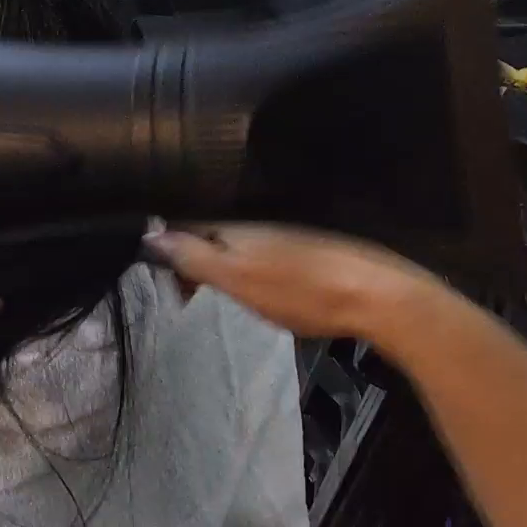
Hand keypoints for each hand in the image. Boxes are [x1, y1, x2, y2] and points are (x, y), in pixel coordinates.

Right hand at [144, 224, 444, 343]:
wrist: (378, 298)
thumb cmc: (300, 291)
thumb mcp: (236, 278)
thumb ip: (193, 257)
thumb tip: (148, 234)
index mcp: (230, 228)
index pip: (182, 229)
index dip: (166, 253)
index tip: (168, 288)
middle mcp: (252, 225)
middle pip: (208, 237)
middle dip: (193, 262)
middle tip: (192, 300)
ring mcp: (281, 238)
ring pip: (235, 247)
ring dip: (220, 268)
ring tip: (225, 299)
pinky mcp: (306, 254)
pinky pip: (260, 256)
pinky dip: (248, 272)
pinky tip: (261, 292)